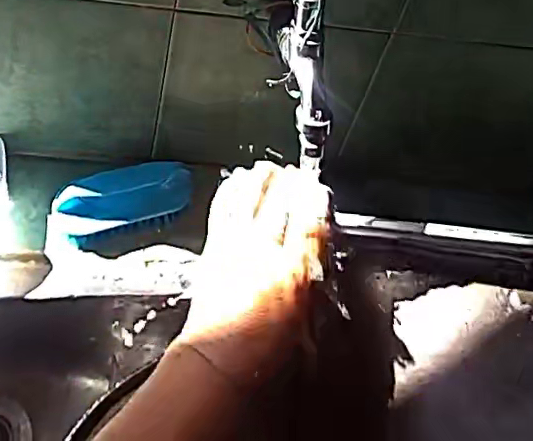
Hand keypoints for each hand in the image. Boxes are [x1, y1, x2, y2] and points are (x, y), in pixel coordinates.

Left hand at [174, 161, 330, 386]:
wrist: (215, 362)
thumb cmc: (259, 351)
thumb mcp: (303, 319)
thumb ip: (313, 279)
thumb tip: (318, 251)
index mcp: (291, 271)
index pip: (309, 220)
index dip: (316, 198)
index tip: (319, 188)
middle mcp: (262, 250)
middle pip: (280, 199)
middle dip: (291, 181)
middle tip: (296, 174)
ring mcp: (234, 242)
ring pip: (250, 194)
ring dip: (261, 178)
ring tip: (269, 169)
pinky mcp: (213, 243)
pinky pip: (223, 204)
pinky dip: (232, 188)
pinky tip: (238, 180)